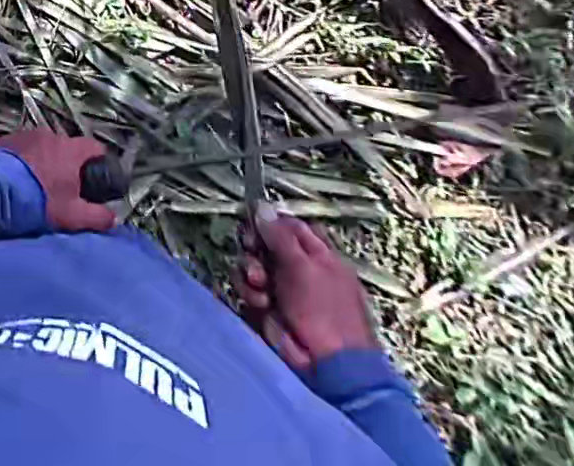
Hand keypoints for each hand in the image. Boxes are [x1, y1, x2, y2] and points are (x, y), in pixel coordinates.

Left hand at [0, 129, 117, 231]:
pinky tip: (18, 175)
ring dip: (45, 160)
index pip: (94, 147)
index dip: (98, 161)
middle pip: (67, 147)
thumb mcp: (72, 216)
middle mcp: (50, 136)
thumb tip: (114, 218)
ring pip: (43, 146)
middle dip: (69, 164)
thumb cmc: (38, 201)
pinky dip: (25, 158)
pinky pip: (23, 147)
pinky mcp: (6, 139)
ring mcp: (26, 135)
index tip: (96, 176)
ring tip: (38, 182)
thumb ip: (97, 217)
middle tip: (65, 185)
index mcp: (71, 150)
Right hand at [229, 205, 375, 370]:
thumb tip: (262, 206)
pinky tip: (261, 303)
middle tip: (253, 253)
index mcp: (317, 254)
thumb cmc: (324, 312)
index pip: (288, 225)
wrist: (327, 367)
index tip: (254, 222)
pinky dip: (250, 293)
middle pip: (263, 242)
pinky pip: (247, 288)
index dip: (270, 221)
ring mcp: (281, 288)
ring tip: (260, 287)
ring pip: (250, 263)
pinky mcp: (266, 306)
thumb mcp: (304, 267)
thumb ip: (280, 236)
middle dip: (254, 248)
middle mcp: (297, 268)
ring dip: (250, 272)